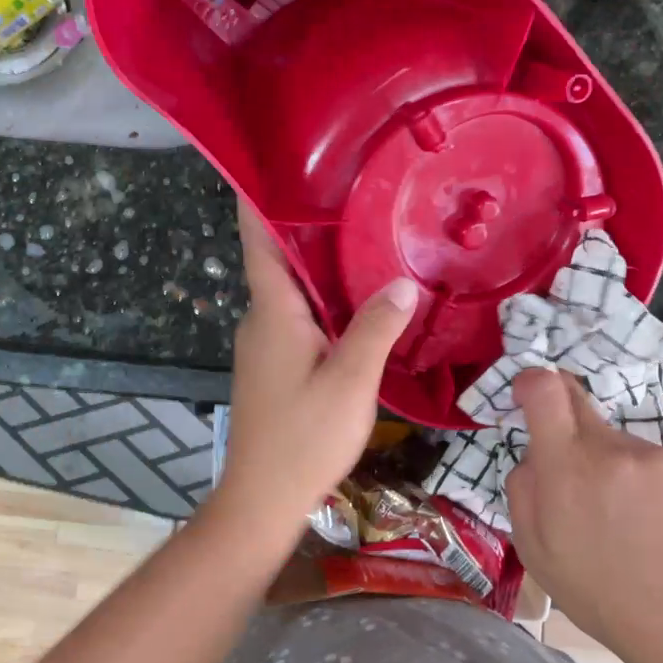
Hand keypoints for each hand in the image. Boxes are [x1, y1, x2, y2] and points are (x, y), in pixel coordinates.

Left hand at [212, 203, 417, 530]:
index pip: (259, 242)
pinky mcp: (272, 366)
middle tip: (349, 192)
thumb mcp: (351, 381)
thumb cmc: (304, 437)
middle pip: (278, 261)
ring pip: (290, 291)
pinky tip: (357, 300)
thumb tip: (403, 281)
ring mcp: (264, 345)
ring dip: (318, 264)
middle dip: (306, 225)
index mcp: (273, 313)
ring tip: (363, 235)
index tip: (272, 164)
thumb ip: (377, 328)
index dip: (259, 201)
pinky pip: (296, 316)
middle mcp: (261, 320)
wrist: (262, 499)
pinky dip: (322, 298)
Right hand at [505, 369, 662, 662]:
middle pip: (580, 407)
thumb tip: (534, 452)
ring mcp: (657, 457)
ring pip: (619, 443)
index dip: (533, 382)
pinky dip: (648, 482)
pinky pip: (654, 461)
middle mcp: (612, 449)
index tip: (528, 396)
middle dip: (569, 431)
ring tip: (626, 518)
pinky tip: (657, 522)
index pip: (547, 389)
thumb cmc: (596, 593)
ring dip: (613, 466)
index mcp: (566, 468)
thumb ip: (523, 487)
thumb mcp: (533, 549)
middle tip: (577, 476)